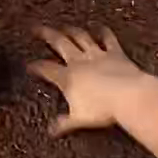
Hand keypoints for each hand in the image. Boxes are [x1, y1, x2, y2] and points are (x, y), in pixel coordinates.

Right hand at [27, 26, 150, 135]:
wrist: (128, 96)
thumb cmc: (103, 109)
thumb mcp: (79, 119)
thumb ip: (64, 123)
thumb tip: (52, 131)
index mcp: (67, 78)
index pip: (46, 69)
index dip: (36, 67)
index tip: (30, 65)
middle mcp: (79, 62)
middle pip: (59, 43)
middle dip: (46, 34)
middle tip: (36, 28)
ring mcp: (97, 55)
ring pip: (80, 37)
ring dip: (71, 30)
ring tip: (64, 26)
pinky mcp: (115, 53)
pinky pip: (108, 38)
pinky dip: (104, 32)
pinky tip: (100, 27)